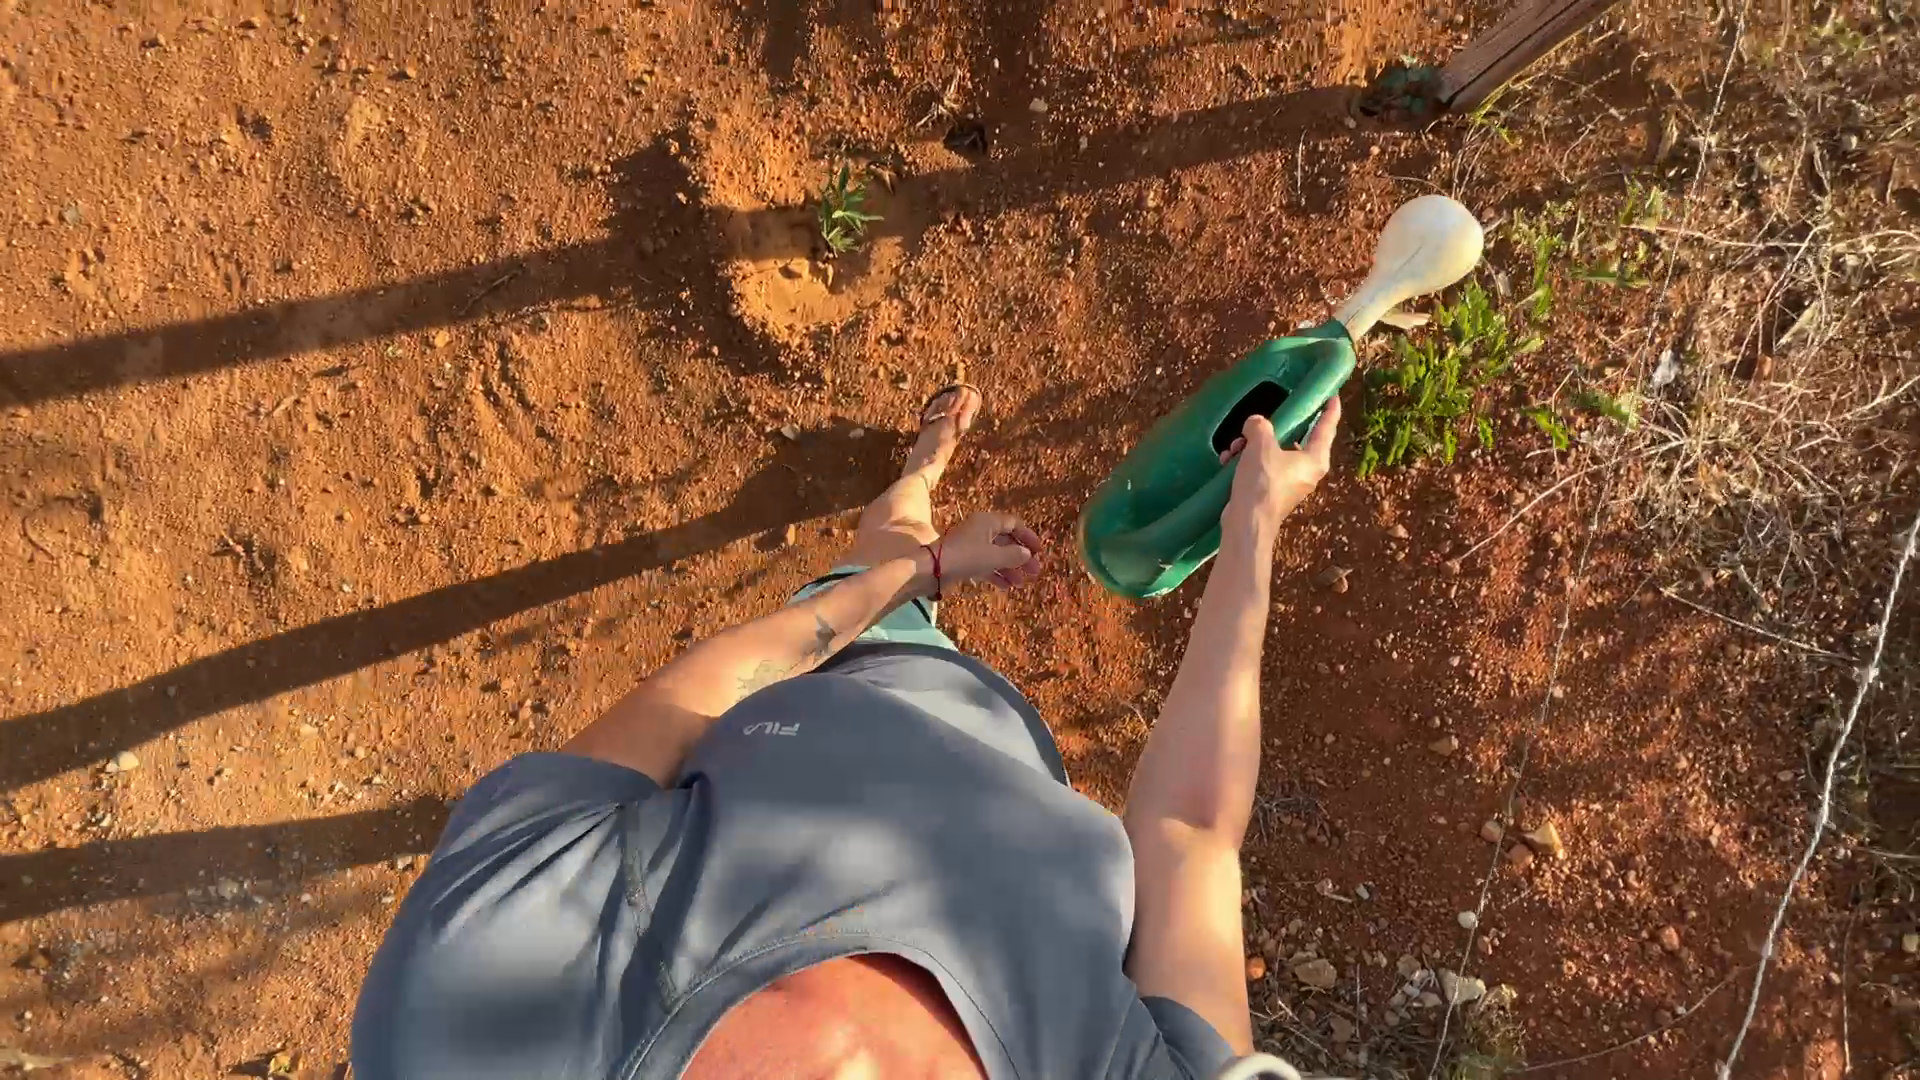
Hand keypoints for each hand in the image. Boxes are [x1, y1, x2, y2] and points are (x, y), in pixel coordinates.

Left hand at [931, 511, 1044, 591]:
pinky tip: (1006, 586)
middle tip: (1034, 572)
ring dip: (1009, 568)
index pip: (1013, 524)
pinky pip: (984, 564)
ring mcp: (970, 545)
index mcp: (987, 522)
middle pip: (1005, 541)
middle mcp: (979, 530)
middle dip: (1021, 557)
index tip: (1039, 551)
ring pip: (995, 555)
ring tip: (1020, 584)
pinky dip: (995, 573)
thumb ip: (1013, 555)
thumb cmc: (966, 556)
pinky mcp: (962, 560)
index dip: (1028, 537)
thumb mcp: (994, 556)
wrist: (932, 569)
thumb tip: (1026, 554)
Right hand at [1218, 396, 1339, 544]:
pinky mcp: (1269, 494)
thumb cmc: (1263, 481)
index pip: (1326, 427)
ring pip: (1271, 455)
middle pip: (1293, 441)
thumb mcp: (1261, 445)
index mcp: (1315, 459)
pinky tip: (1228, 461)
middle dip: (1270, 431)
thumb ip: (1260, 426)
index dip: (1329, 410)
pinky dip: (1245, 464)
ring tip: (1234, 447)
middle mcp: (1306, 472)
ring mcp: (1288, 485)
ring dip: (1250, 448)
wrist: (1247, 521)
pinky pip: (1260, 470)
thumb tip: (1255, 423)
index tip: (1332, 396)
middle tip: (1256, 424)